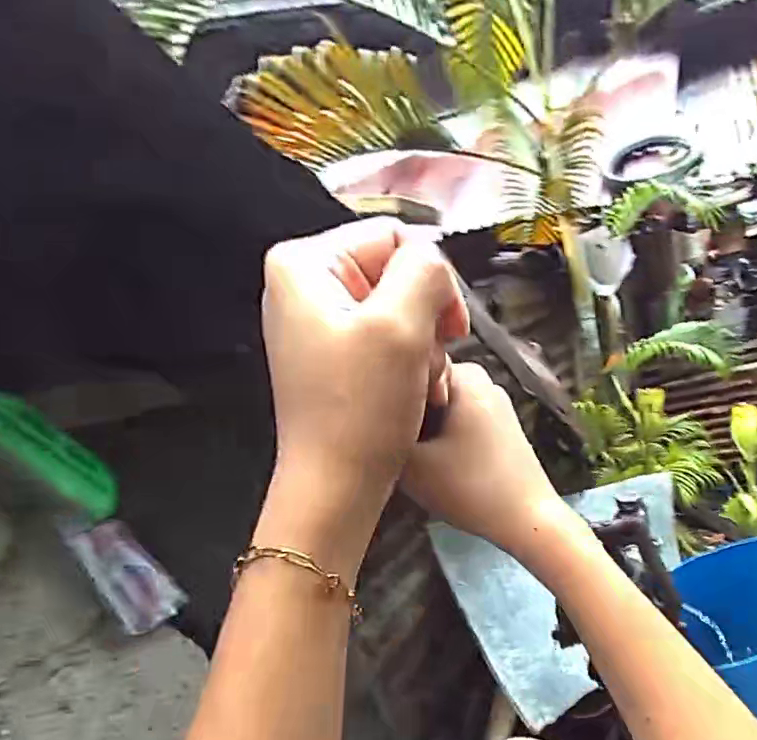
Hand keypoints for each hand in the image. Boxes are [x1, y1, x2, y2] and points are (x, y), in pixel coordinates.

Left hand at [257, 219, 468, 570]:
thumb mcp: (402, 327)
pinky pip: (387, 344)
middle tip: (431, 362)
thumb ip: (426, 272)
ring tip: (422, 386)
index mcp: (305, 265)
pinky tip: (413, 394)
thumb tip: (435, 265)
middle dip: (428, 320)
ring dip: (424, 349)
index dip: (434, 278)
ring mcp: (320, 328)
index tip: (452, 329)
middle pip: (397, 274)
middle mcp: (305, 289)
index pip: (394, 236)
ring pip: (399, 313)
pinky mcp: (336, 361)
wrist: (337, 486)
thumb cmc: (362, 410)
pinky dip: (410, 367)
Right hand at [401, 363, 577, 558]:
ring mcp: (497, 402)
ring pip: (444, 405)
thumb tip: (367, 419)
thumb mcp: (412, 465)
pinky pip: (463, 419)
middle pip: (427, 385)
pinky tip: (444, 463)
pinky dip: (449, 436)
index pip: (409, 366)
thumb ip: (383, 435)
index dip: (390, 395)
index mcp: (465, 375)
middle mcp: (484, 379)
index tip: (384, 425)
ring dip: (428, 427)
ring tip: (419, 458)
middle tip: (399, 446)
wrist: (529, 519)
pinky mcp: (504, 426)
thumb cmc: (470, 488)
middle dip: (410, 411)